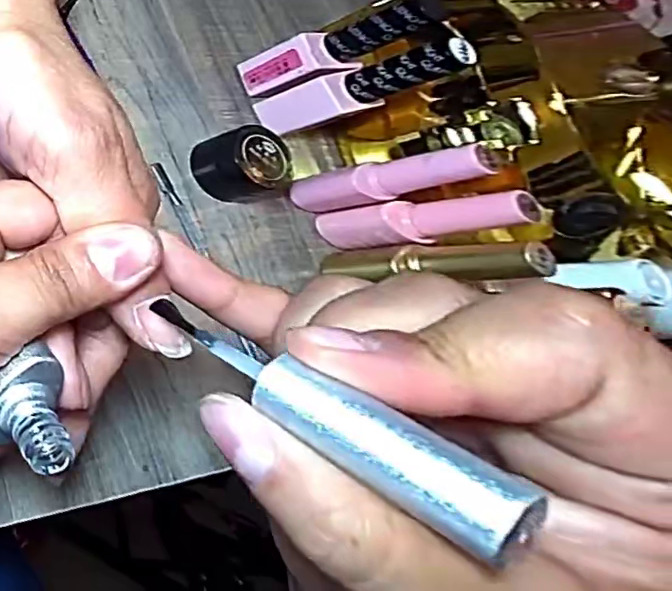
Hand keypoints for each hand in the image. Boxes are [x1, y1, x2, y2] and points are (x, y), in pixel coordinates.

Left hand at [0, 0, 179, 359]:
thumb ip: (103, 234)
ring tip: (14, 386)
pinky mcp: (0, 210)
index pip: (123, 303)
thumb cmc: (29, 83)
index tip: (70, 394)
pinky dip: (9, 301)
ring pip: (46, 292)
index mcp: (116, 214)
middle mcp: (83, 221)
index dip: (98, 348)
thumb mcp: (71, 158)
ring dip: (36, 332)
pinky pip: (11, 268)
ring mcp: (39, 216)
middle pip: (84, 304)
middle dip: (67, 350)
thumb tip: (160, 323)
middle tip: (41, 402)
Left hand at [0, 183, 163, 522]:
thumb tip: (135, 242)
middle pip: (61, 273)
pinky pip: (31, 353)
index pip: (53, 213)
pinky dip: (41, 389)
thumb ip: (59, 278)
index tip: (132, 311)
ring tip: (44, 408)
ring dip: (63, 371)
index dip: (98, 259)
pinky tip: (29, 420)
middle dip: (80, 333)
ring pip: (54, 322)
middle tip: (73, 379)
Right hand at [164, 238, 671, 589]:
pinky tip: (183, 274)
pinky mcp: (367, 368)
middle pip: (428, 310)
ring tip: (274, 416)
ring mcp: (445, 368)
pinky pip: (298, 316)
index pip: (556, 341)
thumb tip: (235, 422)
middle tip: (290, 415)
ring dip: (289, 349)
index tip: (328, 372)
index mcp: (645, 452)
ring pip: (351, 306)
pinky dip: (236, 304)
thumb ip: (368, 533)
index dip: (436, 345)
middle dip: (339, 357)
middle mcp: (543, 390)